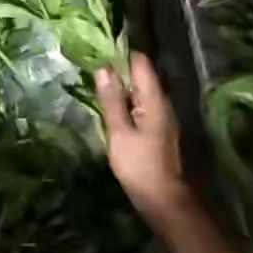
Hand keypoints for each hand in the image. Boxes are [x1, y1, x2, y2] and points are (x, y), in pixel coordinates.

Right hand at [97, 52, 190, 217]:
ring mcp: (161, 117)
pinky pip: (139, 105)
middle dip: (117, 69)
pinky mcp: (157, 129)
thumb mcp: (119, 130)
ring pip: (139, 91)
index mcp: (154, 100)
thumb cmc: (139, 164)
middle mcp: (162, 104)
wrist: (163, 201)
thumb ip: (111, 99)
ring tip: (94, 85)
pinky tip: (107, 108)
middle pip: (140, 75)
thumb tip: (103, 68)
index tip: (96, 52)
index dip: (120, 54)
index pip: (140, 63)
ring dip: (119, 86)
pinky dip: (124, 101)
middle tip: (89, 68)